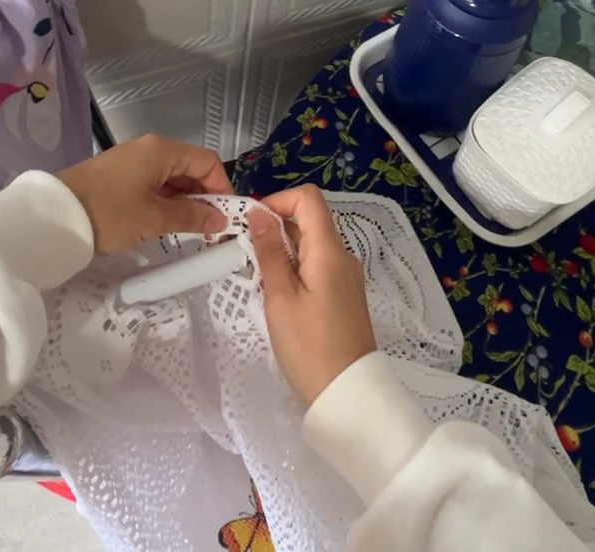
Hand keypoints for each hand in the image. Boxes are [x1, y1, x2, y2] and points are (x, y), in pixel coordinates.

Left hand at [57, 134, 229, 254]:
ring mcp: (132, 161)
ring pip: (172, 177)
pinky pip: (154, 184)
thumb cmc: (109, 213)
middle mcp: (150, 149)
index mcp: (162, 150)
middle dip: (205, 196)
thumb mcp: (153, 218)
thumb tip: (220, 219)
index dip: (222, 187)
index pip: (207, 161)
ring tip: (191, 230)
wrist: (53, 215)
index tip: (227, 216)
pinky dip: (165, 201)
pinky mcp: (119, 176)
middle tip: (212, 228)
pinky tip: (167, 223)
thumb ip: (191, 217)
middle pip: (190, 167)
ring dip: (185, 201)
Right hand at [248, 185, 378, 405]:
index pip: (308, 199)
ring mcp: (345, 276)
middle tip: (246, 253)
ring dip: (282, 250)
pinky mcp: (343, 294)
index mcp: (329, 250)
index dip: (278, 200)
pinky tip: (277, 294)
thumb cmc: (309, 347)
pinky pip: (316, 265)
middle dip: (275, 228)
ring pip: (311, 244)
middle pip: (308, 220)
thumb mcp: (280, 298)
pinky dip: (294, 268)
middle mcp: (342, 256)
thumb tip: (259, 213)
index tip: (252, 224)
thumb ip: (270, 252)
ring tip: (258, 278)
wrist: (348, 395)